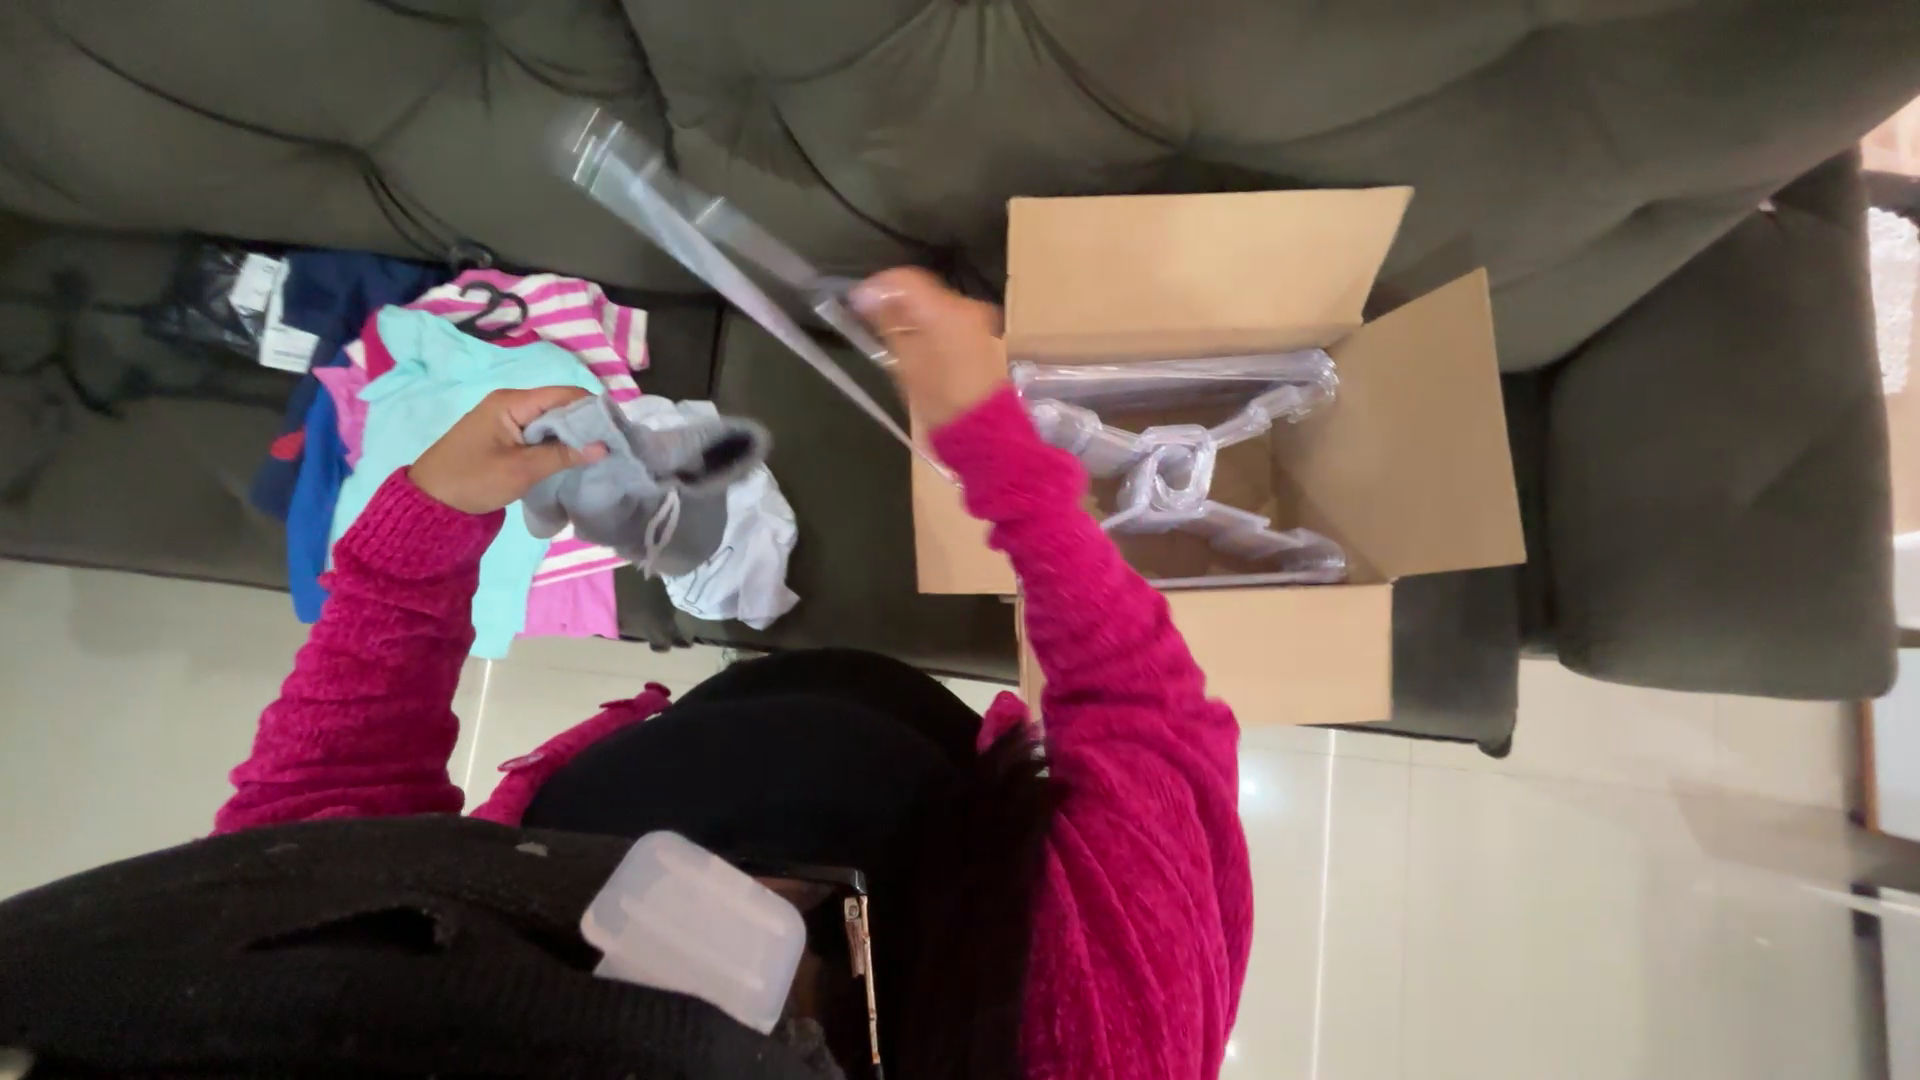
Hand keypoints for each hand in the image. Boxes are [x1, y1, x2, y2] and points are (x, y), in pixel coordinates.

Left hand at [409, 386, 607, 514]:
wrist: (432, 502)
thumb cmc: (473, 480)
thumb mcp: (522, 469)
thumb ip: (564, 455)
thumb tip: (604, 445)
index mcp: (511, 402)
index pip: (563, 394)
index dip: (592, 409)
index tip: (617, 429)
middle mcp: (511, 403)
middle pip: (560, 405)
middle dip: (586, 423)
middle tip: (612, 444)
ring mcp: (508, 420)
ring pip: (552, 421)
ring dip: (574, 435)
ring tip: (599, 452)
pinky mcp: (507, 437)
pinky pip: (541, 433)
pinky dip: (559, 443)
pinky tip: (575, 458)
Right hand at [851, 267, 1008, 430]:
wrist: (985, 429)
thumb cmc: (940, 400)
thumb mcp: (905, 364)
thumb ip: (886, 323)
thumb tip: (864, 296)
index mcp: (944, 310)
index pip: (905, 278)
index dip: (877, 287)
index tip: (857, 303)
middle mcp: (965, 306)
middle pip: (922, 290)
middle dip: (895, 301)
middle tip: (871, 321)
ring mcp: (978, 320)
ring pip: (936, 304)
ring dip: (912, 313)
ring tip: (892, 335)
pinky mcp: (983, 335)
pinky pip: (950, 318)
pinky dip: (930, 324)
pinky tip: (918, 344)